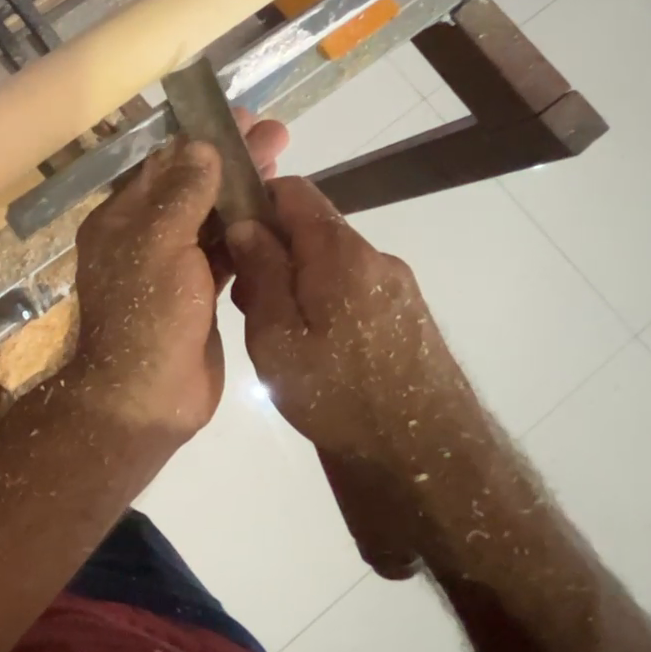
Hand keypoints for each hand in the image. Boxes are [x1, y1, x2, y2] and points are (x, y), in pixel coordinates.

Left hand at [70, 114, 288, 441]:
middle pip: (190, 188)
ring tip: (285, 162)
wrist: (146, 396)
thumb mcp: (159, 245)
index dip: (201, 141)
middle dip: (230, 161)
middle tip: (277, 134)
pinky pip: (224, 252)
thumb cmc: (147, 315)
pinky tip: (277, 214)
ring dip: (242, 193)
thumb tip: (199, 145)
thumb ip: (181, 194)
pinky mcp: (197, 294)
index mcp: (120, 221)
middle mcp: (141, 238)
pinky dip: (247, 232)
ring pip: (209, 218)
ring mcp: (170, 268)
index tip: (240, 119)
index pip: (163, 167)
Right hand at [223, 177, 473, 465]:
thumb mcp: (274, 335)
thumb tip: (245, 224)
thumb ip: (260, 273)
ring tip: (275, 332)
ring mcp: (397, 288)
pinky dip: (321, 301)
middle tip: (244, 301)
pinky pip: (351, 288)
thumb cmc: (335, 395)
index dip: (254, 201)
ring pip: (329, 262)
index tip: (227, 236)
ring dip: (295, 280)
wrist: (424, 461)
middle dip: (271, 250)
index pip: (294, 190)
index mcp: (341, 253)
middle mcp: (375, 259)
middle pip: (310, 228)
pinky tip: (310, 347)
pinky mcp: (407, 317)